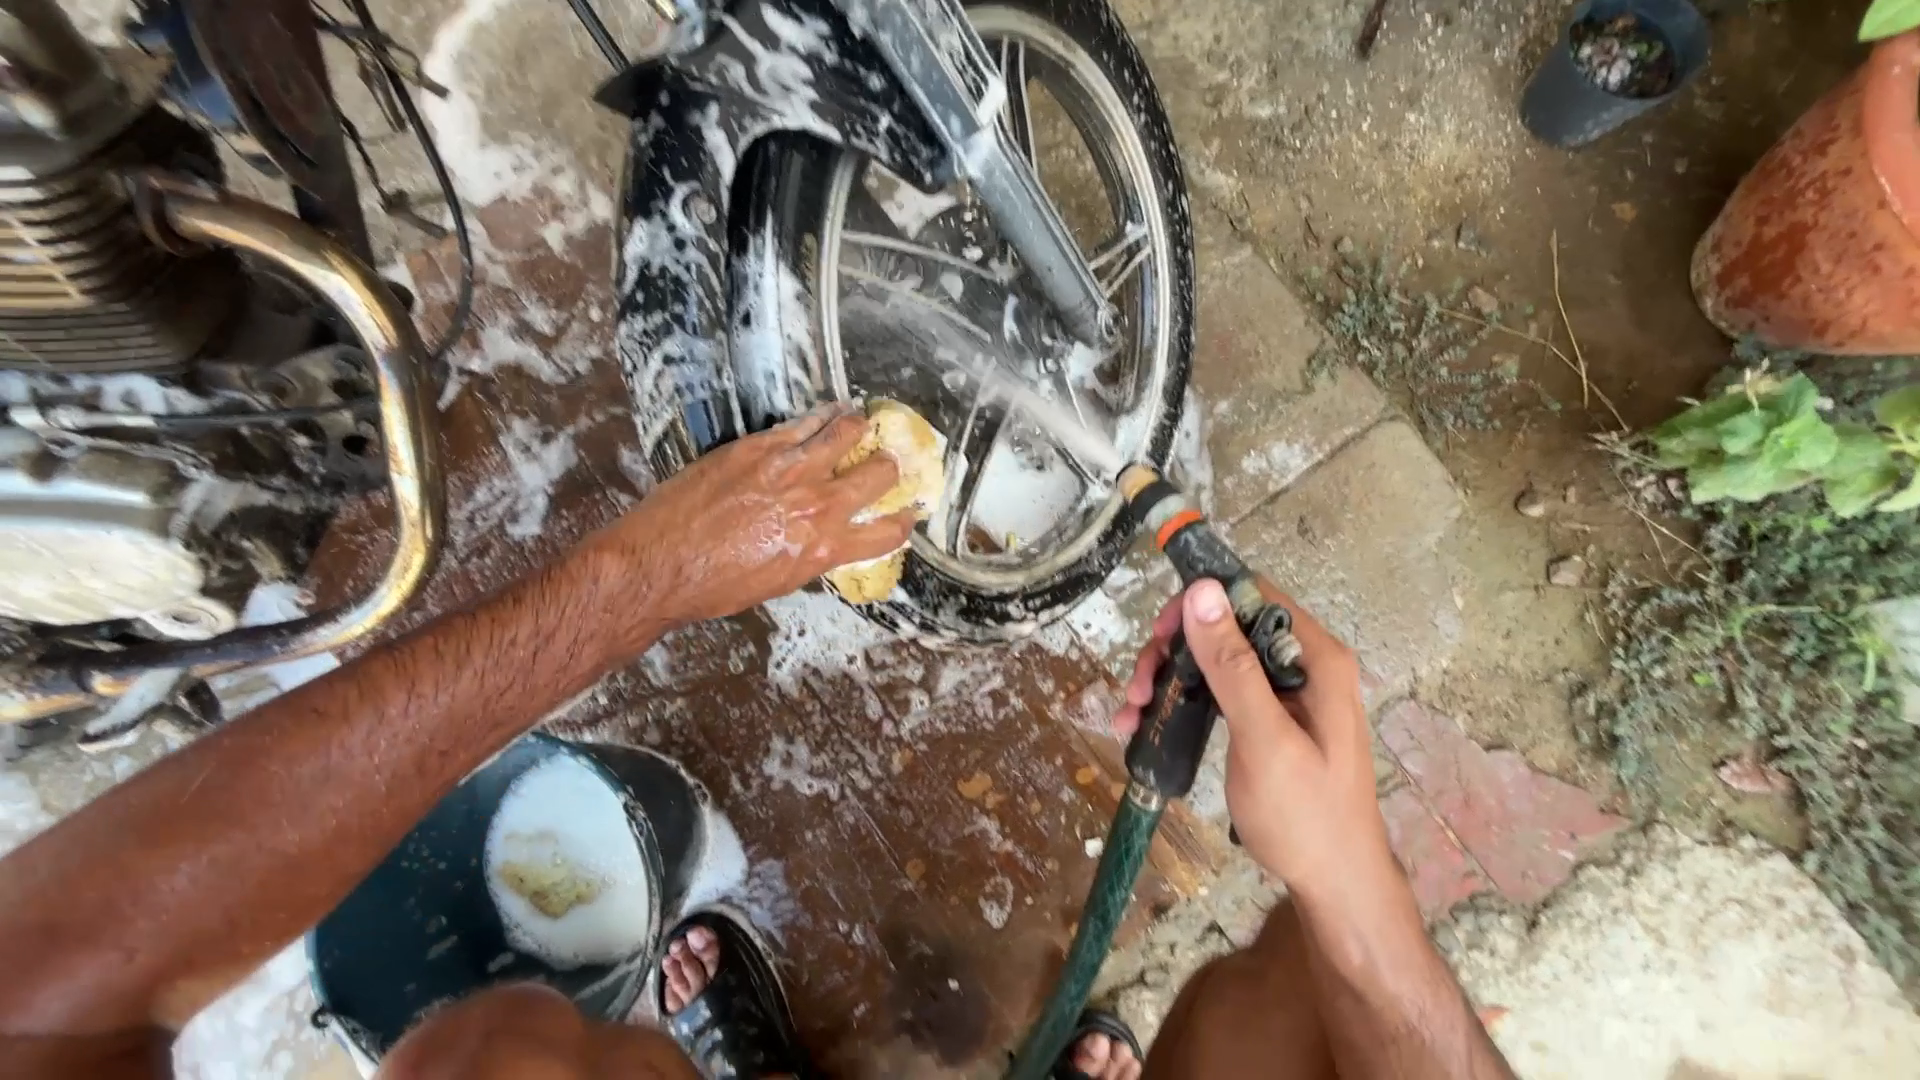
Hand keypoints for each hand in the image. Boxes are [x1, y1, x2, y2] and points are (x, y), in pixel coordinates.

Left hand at [587, 404, 917, 638]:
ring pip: (848, 434)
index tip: (908, 513)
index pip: (886, 532)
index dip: (904, 521)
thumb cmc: (714, 586)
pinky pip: (805, 423)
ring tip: (863, 423)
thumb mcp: (780, 581)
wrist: (658, 564)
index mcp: (825, 548)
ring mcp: (790, 470)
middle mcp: (818, 506)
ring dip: (861, 429)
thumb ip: (813, 553)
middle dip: (889, 468)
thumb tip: (826, 536)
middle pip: (879, 475)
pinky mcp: (760, 447)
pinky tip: (831, 411)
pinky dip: (825, 415)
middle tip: (887, 462)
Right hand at [1112, 579, 1392, 902]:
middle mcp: (1301, 665)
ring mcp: (1282, 693)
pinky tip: (1143, 725)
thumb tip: (1202, 589)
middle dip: (1174, 648)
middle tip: (1139, 684)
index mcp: (1315, 658)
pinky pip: (1214, 691)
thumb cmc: (1304, 815)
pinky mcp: (1264, 718)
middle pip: (1226, 627)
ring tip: (1132, 711)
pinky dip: (1179, 701)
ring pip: (1213, 658)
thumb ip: (1233, 665)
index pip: (1252, 595)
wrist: (1332, 885)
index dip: (1201, 605)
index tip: (1159, 634)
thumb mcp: (1263, 737)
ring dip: (1167, 677)